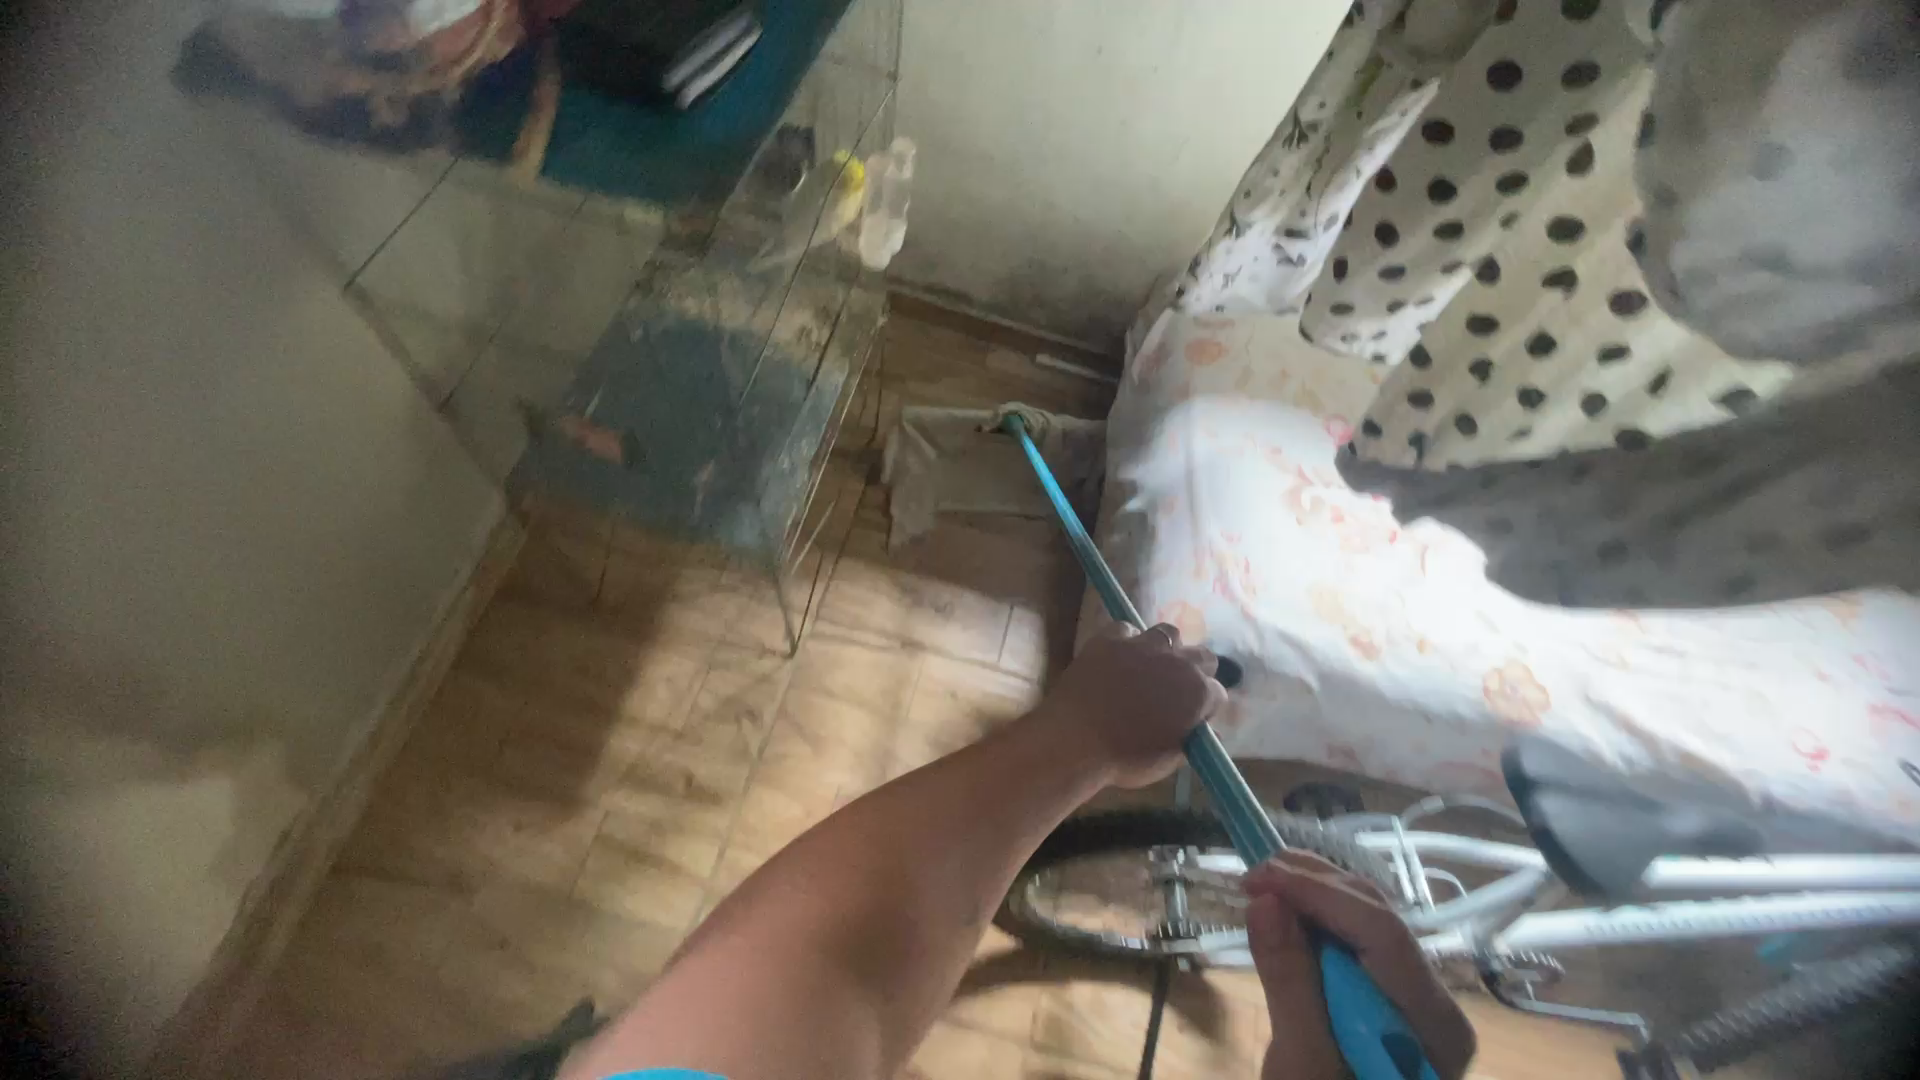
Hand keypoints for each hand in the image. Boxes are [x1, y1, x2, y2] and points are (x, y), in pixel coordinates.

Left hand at [1034, 622, 1225, 787]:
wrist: (1075, 740)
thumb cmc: (1125, 758)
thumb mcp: (1168, 760)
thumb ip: (1191, 739)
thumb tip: (1207, 728)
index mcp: (1198, 692)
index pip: (1217, 692)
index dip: (1205, 705)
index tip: (1191, 715)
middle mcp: (1177, 661)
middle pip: (1201, 656)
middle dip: (1194, 671)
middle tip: (1174, 688)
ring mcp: (1143, 645)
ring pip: (1168, 633)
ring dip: (1165, 649)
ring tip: (1149, 665)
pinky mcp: (1111, 638)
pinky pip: (1126, 630)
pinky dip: (1125, 641)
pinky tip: (1117, 658)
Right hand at [1246, 851, 1475, 1079]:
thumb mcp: (1301, 1067)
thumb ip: (1289, 980)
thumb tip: (1266, 898)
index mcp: (1433, 1026)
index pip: (1383, 933)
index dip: (1319, 893)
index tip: (1256, 880)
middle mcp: (1433, 1003)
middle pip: (1377, 917)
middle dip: (1313, 884)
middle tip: (1249, 878)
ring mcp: (1411, 999)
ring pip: (1364, 917)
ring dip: (1310, 891)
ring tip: (1259, 886)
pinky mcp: (1384, 998)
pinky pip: (1352, 938)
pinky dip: (1312, 915)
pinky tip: (1281, 911)